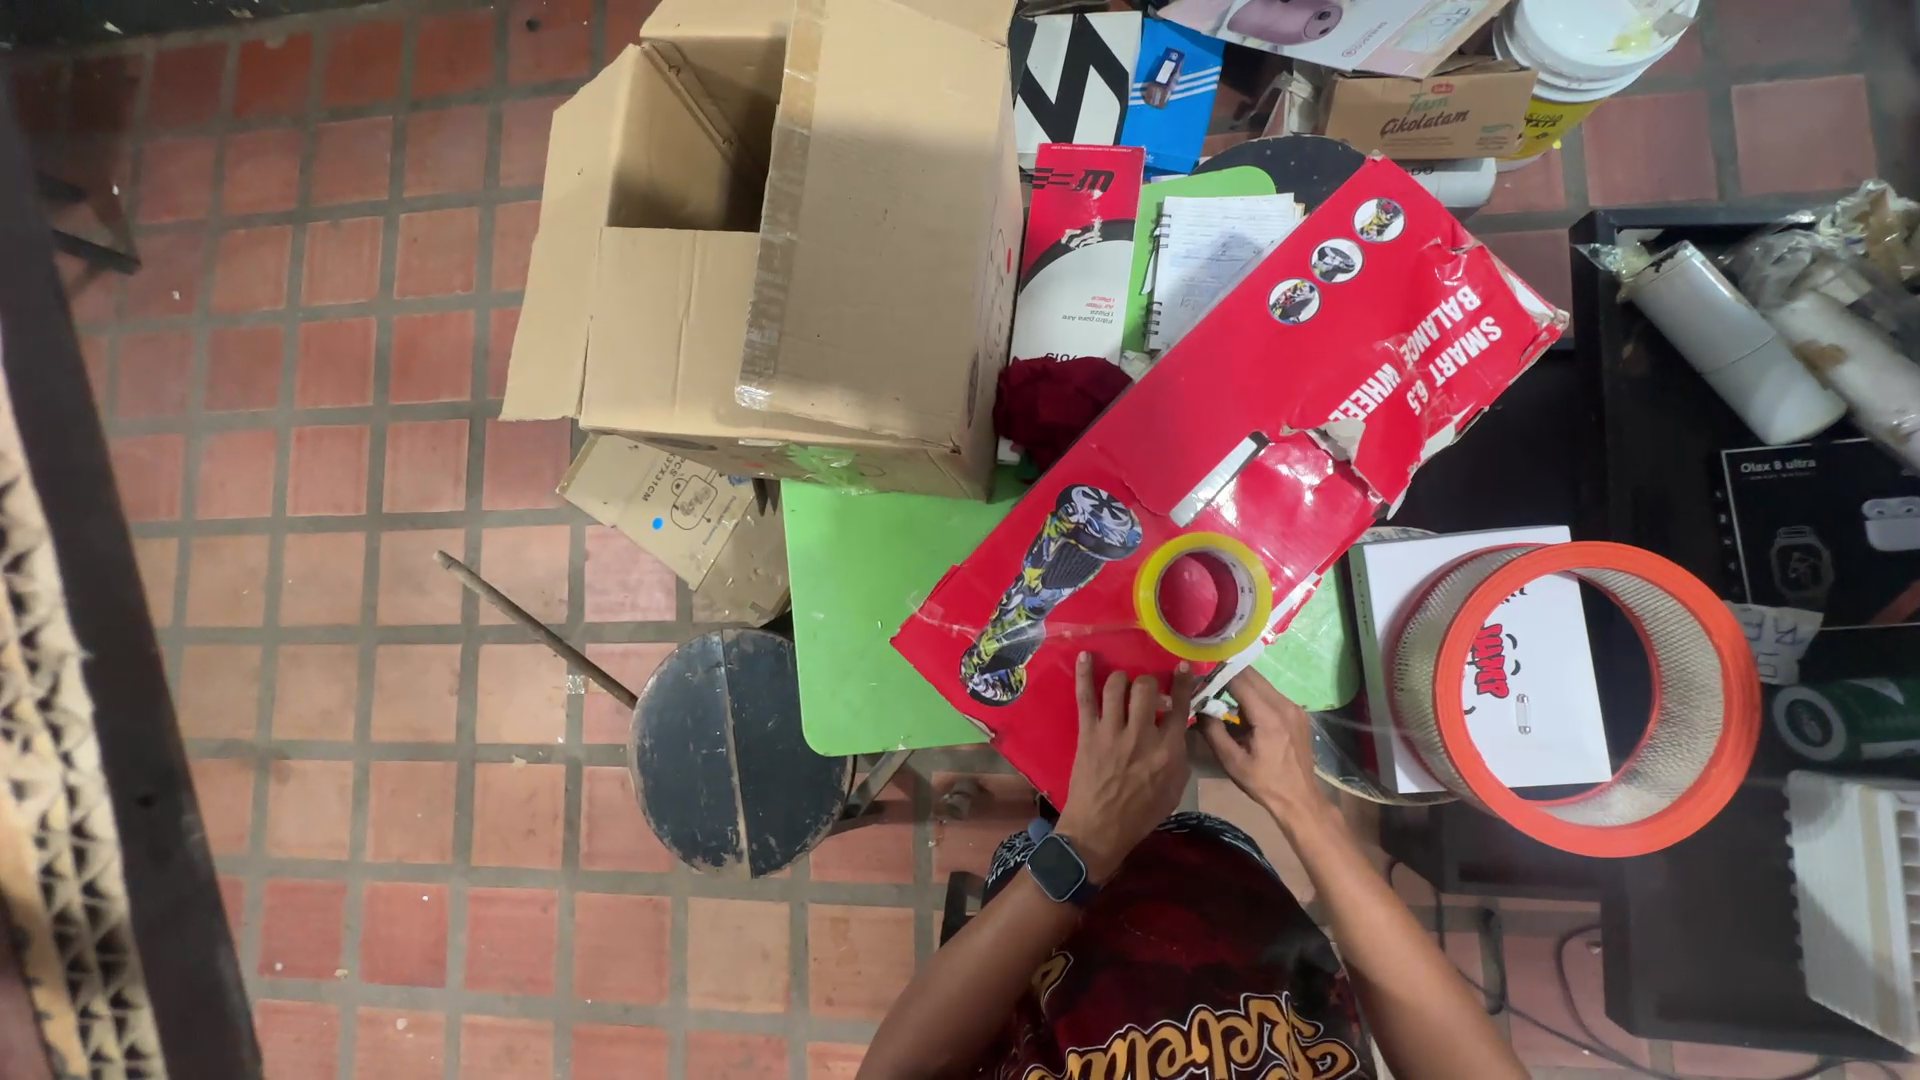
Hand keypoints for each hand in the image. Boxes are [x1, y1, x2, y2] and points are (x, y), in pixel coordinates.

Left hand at [1055, 653, 1194, 882]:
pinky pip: (1085, 696)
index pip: (1180, 706)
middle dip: (1148, 683)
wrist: (1100, 830)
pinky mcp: (1087, 733)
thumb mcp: (1174, 789)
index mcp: (1168, 751)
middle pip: (1146, 688)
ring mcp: (1111, 731)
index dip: (1183, 683)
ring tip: (1122, 684)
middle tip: (1145, 691)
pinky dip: (1084, 674)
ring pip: (1117, 686)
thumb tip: (1178, 729)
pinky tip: (1085, 656)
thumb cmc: (1141, 814)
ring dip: (1121, 679)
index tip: (1182, 667)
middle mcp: (1141, 735)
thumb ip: (1179, 756)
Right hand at [1200, 669, 1331, 832]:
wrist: (1300, 799)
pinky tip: (1242, 707)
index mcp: (1269, 718)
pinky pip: (1272, 693)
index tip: (1200, 675)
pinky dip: (1254, 694)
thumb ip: (1213, 731)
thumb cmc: (1264, 783)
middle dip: (1228, 674)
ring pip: (1262, 682)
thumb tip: (1198, 706)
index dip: (1218, 674)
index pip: (1240, 680)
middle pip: (1252, 675)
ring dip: (1241, 683)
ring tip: (1221, 693)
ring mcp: (1295, 708)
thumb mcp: (1231, 761)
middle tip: (1207, 681)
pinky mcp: (1298, 713)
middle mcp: (1285, 706)